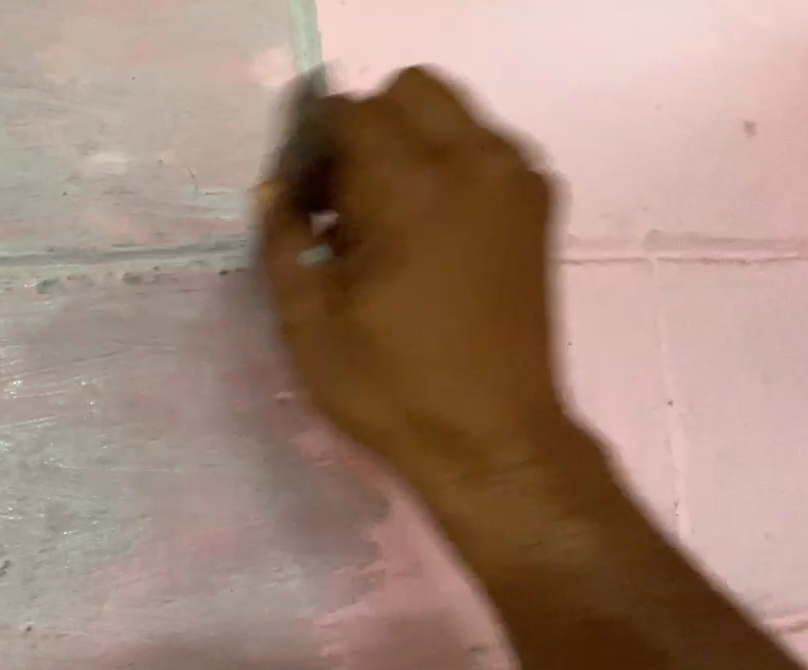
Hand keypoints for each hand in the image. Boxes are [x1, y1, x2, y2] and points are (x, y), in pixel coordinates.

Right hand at [257, 67, 582, 504]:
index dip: (309, 145)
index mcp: (416, 192)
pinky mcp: (535, 210)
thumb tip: (273, 190)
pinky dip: (437, 172)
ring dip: (399, 151)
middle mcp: (479, 165)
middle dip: (359, 133)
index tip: (292, 197)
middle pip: (409, 93)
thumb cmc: (388, 388)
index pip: (353, 115)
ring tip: (369, 230)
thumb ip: (283, 242)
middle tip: (331, 205)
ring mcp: (517, 184)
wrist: (491, 438)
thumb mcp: (309, 324)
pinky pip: (477, 152)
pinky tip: (412, 240)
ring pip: (448, 117)